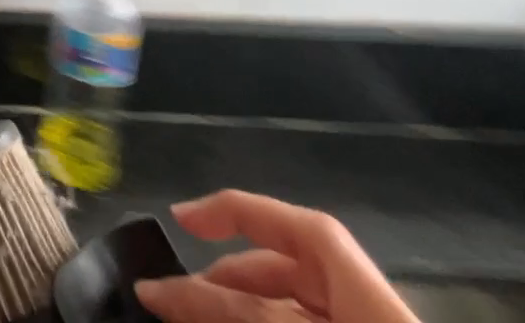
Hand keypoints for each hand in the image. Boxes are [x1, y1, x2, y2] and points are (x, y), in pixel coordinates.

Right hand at [135, 191, 420, 322]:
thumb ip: (235, 310)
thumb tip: (155, 289)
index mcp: (370, 292)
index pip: (305, 228)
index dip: (239, 212)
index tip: (179, 220)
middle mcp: (368, 306)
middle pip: (289, 271)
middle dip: (222, 277)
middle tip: (170, 296)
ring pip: (287, 307)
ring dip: (232, 306)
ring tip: (186, 315)